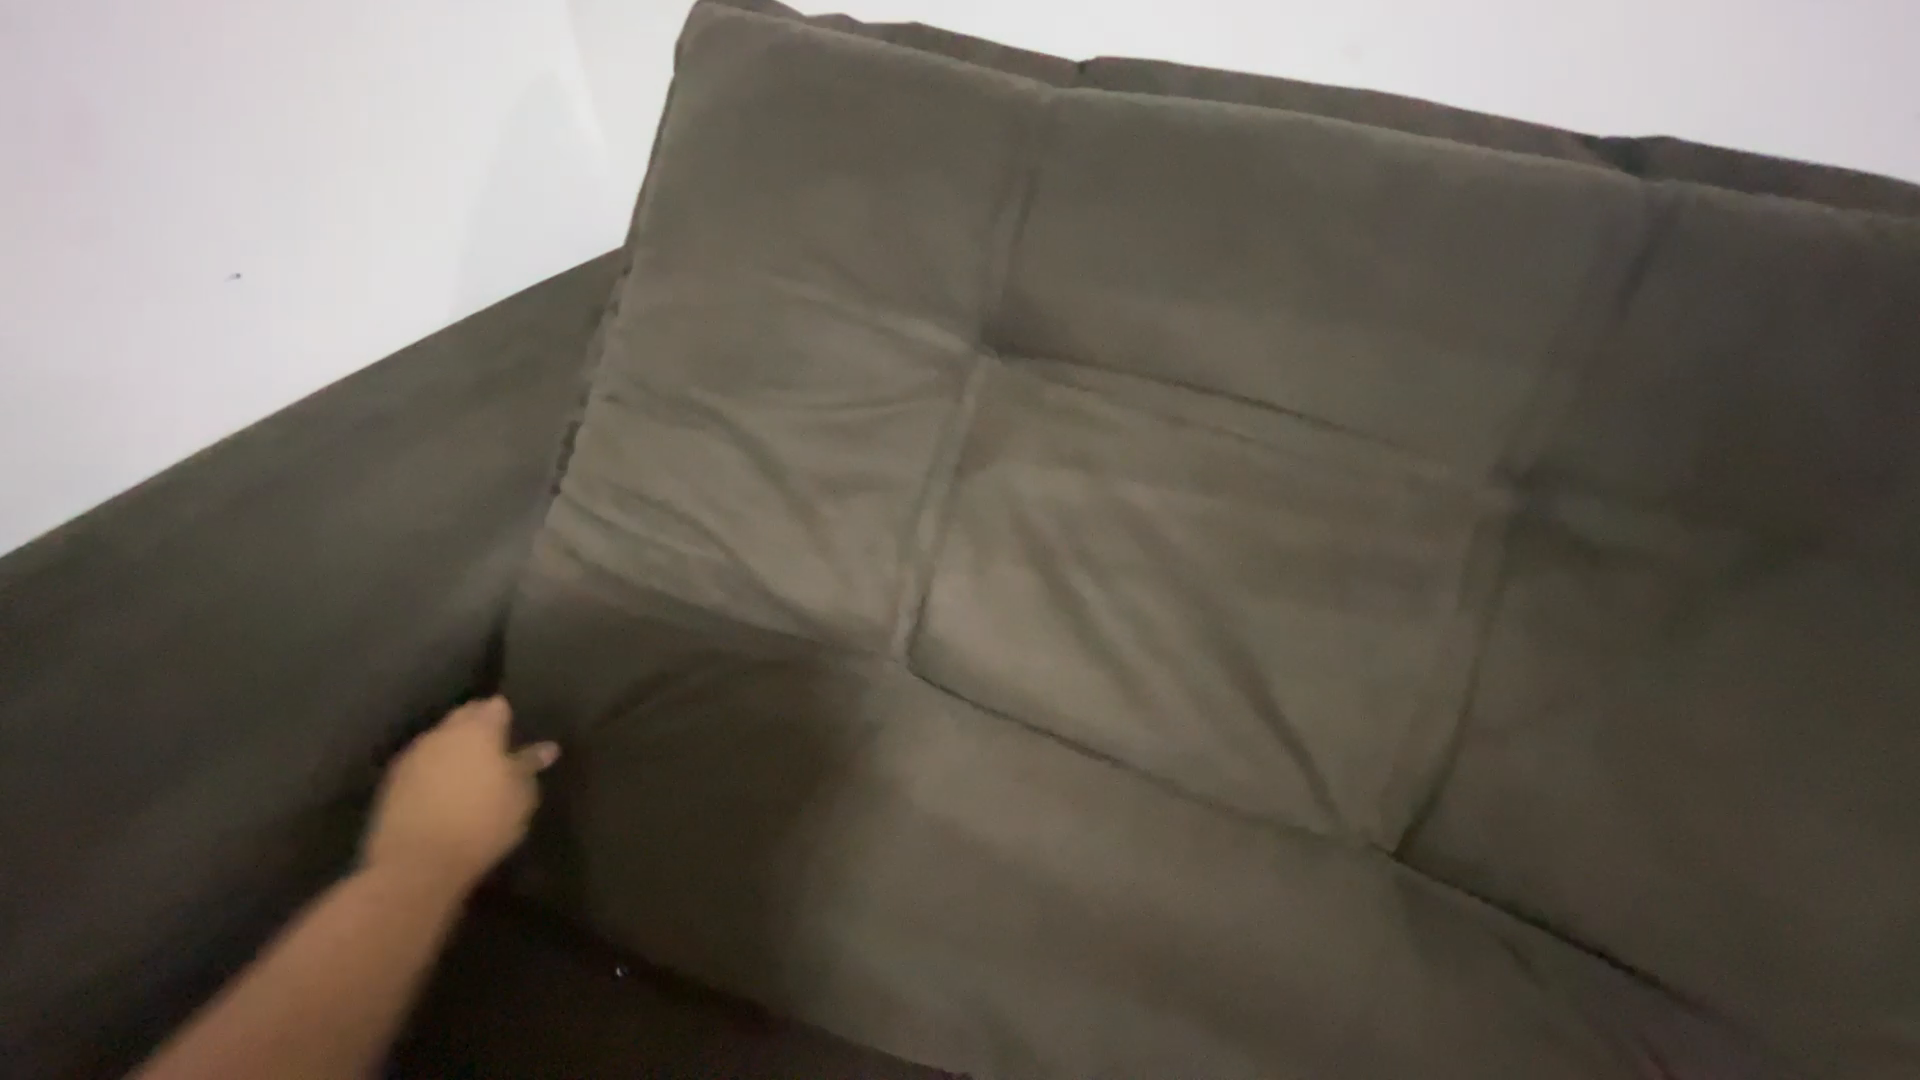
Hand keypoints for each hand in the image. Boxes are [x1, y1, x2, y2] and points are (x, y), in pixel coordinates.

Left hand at [361, 696, 558, 895]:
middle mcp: (443, 734)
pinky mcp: (391, 784)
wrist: (416, 865)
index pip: (495, 706)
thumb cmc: (483, 822)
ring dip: (455, 748)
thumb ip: (530, 766)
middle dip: (478, 725)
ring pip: (440, 740)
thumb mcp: (521, 795)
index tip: (516, 729)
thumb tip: (547, 748)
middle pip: (463, 717)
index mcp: (478, 730)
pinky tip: (446, 787)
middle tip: (496, 745)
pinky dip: (436, 768)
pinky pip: (422, 764)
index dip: (506, 715)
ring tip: (471, 767)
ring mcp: (413, 757)